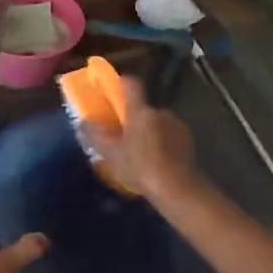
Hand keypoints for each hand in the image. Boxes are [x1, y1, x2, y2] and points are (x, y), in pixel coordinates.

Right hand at [82, 75, 202, 200]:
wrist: (177, 189)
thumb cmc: (139, 167)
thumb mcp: (111, 154)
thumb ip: (96, 135)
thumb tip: (83, 122)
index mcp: (140, 111)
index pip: (131, 83)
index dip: (121, 83)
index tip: (113, 91)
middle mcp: (160, 111)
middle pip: (142, 108)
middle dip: (133, 118)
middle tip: (123, 136)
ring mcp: (176, 125)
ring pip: (157, 122)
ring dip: (149, 131)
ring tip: (141, 153)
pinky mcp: (188, 140)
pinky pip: (170, 134)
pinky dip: (162, 142)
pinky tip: (157, 161)